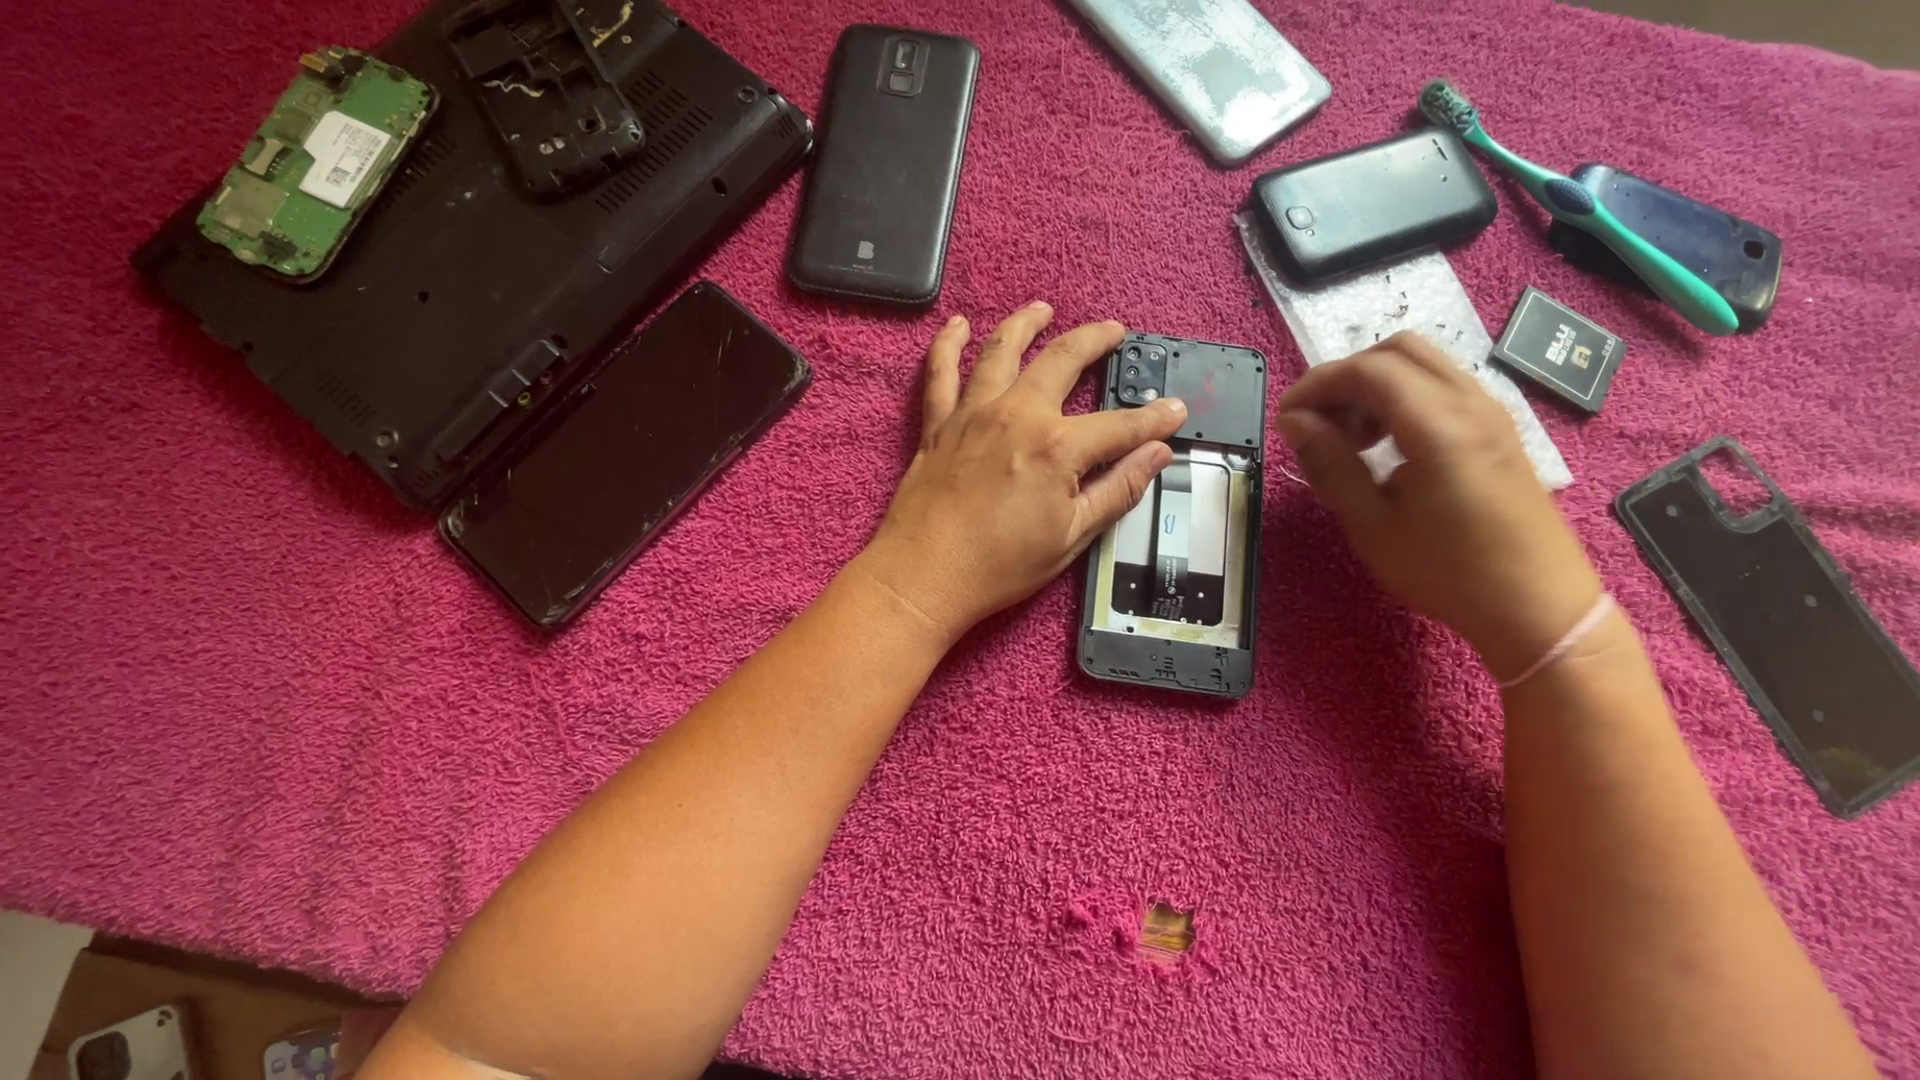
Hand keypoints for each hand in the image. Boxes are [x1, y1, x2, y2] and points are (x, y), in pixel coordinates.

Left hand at [853, 302, 1187, 642]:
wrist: (925, 576)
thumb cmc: (999, 565)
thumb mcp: (1072, 536)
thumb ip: (1118, 489)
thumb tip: (1156, 454)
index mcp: (1057, 447)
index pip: (1120, 424)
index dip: (1154, 418)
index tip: (1176, 409)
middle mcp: (1017, 415)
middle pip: (1063, 360)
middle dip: (1095, 339)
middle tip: (1114, 330)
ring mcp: (974, 414)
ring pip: (1002, 350)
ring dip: (1026, 323)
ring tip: (1042, 308)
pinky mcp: (938, 424)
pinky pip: (941, 373)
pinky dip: (948, 344)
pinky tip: (956, 325)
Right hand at [1274, 331, 1603, 680]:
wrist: (1537, 606)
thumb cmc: (1448, 573)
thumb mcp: (1373, 525)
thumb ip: (1331, 464)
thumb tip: (1294, 422)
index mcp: (1439, 426)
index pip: (1367, 370)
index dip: (1316, 385)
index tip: (1286, 420)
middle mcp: (1470, 403)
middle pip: (1397, 350)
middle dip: (1345, 377)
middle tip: (1317, 423)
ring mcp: (1491, 412)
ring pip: (1422, 363)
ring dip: (1374, 385)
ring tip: (1349, 439)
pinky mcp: (1497, 428)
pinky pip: (1442, 386)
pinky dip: (1403, 397)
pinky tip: (1386, 445)